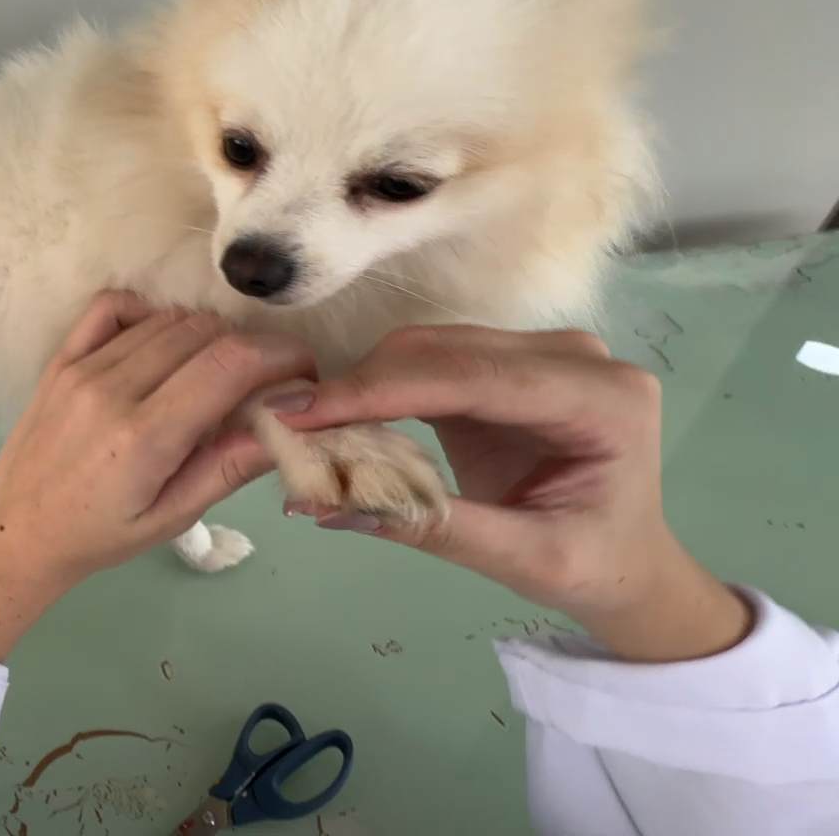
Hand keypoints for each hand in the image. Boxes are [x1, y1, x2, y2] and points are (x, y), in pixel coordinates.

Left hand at [0, 291, 314, 659]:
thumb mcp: (171, 516)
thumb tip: (287, 421)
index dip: (280, 356)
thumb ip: (228, 467)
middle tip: (260, 383)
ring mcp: (80, 367)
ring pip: (163, 319)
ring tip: (213, 373)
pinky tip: (161, 340)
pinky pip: (108, 307)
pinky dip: (147, 310)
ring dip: (204, 336)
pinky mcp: (60, 360)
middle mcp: (111, 388)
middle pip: (202, 333)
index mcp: (144, 434)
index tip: (301, 373)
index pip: (230, 363)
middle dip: (249, 348)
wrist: (18, 528)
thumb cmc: (99, 534)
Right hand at [276, 325, 751, 661]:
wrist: (628, 562)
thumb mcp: (523, 560)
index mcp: (601, 399)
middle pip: (435, 352)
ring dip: (356, 384)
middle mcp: (570, 358)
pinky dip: (370, 387)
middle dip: (355, 387)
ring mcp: (531, 354)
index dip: (374, 391)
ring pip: (416, 348)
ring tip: (306, 423)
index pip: (466, 377)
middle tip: (286, 423)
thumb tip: (322, 506)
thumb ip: (430, 527)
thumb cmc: (595, 566)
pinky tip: (337, 415)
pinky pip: (415, 361)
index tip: (296, 412)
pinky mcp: (494, 362)